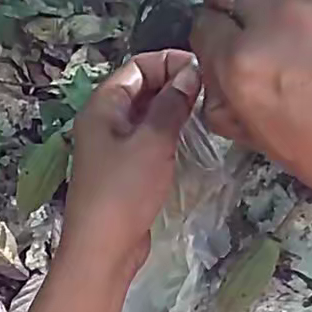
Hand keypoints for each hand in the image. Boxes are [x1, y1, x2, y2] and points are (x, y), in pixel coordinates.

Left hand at [60, 50, 200, 273]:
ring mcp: (111, 149)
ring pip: (145, 116)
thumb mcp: (153, 141)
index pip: (136, 67)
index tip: (203, 70)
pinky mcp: (123, 172)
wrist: (103, 248)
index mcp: (101, 107)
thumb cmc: (123, 191)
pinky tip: (190, 140)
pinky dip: (166, 135)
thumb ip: (172, 103)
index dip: (169, 62)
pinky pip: (146, 141)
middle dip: (174, 85)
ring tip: (206, 113)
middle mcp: (102, 123)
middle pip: (141, 89)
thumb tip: (190, 73)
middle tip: (210, 92)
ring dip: (173, 111)